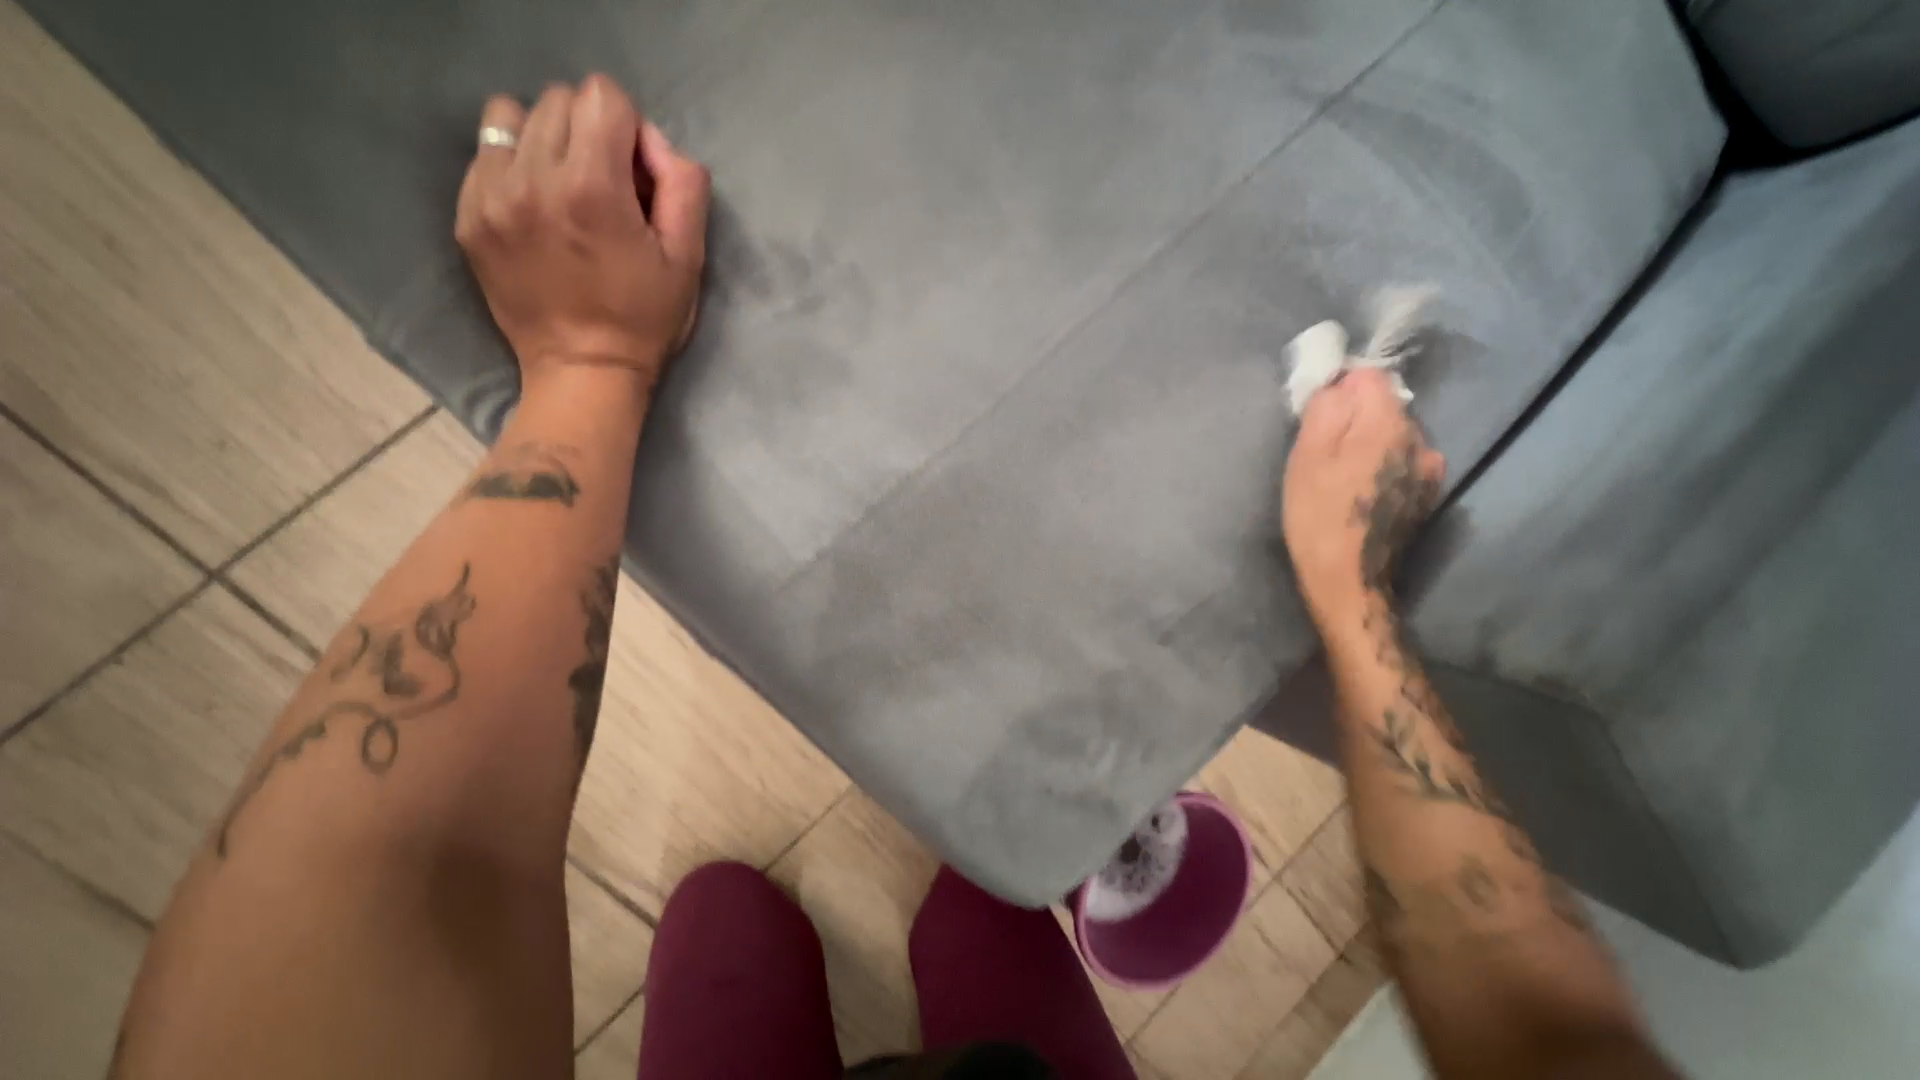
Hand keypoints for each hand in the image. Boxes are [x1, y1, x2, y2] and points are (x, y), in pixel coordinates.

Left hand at [455, 75, 710, 394]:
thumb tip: (653, 145)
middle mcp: (534, 179)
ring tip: (562, 188)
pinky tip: (535, 209)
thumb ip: (683, 184)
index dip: (630, 129)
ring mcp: (491, 196)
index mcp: (594, 188)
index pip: (603, 95)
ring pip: (513, 115)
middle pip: (558, 100)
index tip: (636, 176)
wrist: (583, 372)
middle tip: (604, 186)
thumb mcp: (690, 258)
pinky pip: (485, 154)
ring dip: (545, 140)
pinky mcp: (468, 216)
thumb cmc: (645, 319)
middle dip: (589, 132)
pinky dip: (514, 167)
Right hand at [1282, 369, 1444, 623]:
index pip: (1369, 376)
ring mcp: (1430, 469)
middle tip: (1323, 453)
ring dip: (1372, 445)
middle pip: (1384, 405)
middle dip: (1356, 419)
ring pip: (1395, 435)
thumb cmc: (1318, 516)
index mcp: (1388, 423)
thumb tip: (1340, 383)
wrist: (1350, 580)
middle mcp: (1420, 438)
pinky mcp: (1428, 494)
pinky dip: (1384, 468)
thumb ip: (1326, 407)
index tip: (1317, 419)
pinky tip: (1363, 494)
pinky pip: (1404, 462)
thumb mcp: (1306, 455)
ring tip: (1343, 477)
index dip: (1339, 391)